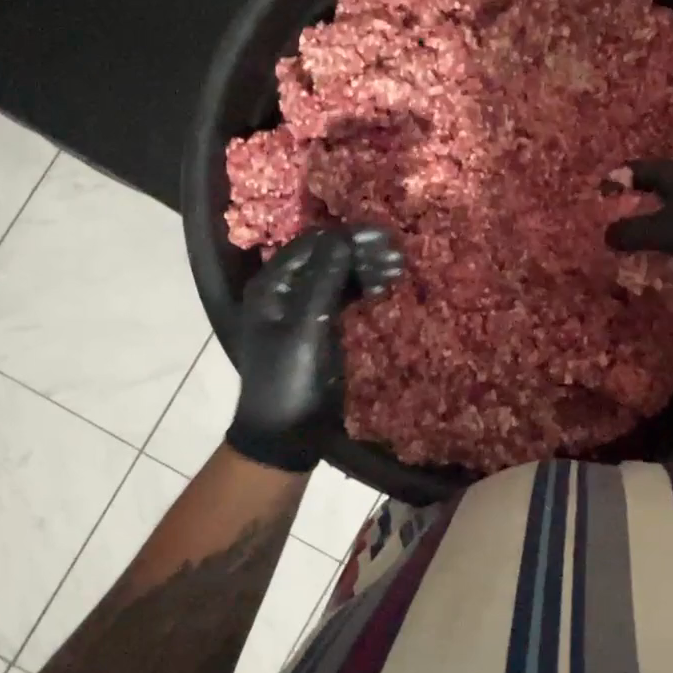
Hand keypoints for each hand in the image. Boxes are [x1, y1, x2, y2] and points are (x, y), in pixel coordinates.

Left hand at [225, 225, 403, 471]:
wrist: (286, 436)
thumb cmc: (290, 381)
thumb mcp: (306, 329)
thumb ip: (323, 281)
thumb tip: (342, 236)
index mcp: (272, 285)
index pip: (312, 244)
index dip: (348, 236)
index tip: (385, 237)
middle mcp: (285, 289)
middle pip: (327, 256)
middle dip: (361, 251)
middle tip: (399, 253)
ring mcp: (302, 307)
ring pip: (337, 274)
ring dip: (366, 268)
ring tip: (399, 268)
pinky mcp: (320, 325)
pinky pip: (342, 295)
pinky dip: (364, 287)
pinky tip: (386, 285)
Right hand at [605, 160, 672, 291]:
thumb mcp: (665, 233)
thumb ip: (633, 232)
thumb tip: (606, 234)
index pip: (646, 169)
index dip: (623, 175)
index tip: (604, 183)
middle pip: (668, 178)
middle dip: (646, 185)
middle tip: (627, 193)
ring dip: (664, 205)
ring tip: (648, 217)